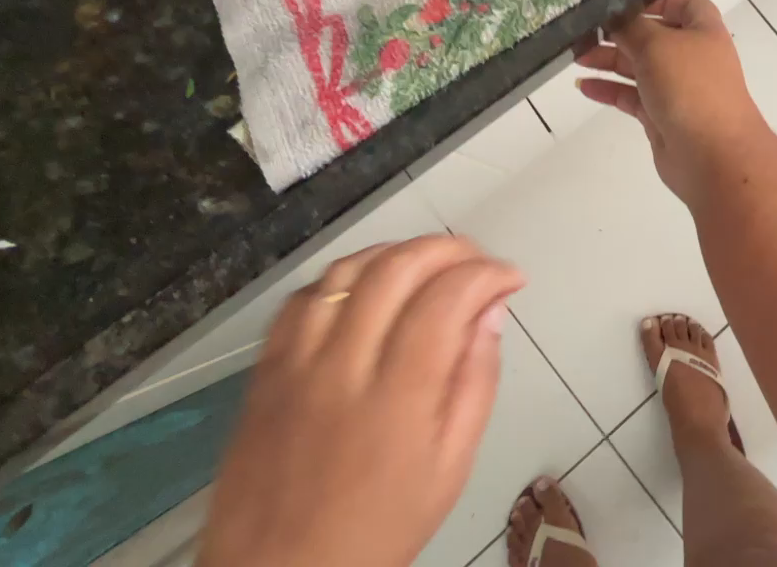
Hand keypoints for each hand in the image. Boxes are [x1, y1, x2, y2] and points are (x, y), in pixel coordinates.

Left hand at [197, 236, 523, 566]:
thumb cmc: (382, 527)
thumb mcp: (452, 465)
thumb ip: (476, 380)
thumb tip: (490, 311)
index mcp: (399, 396)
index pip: (448, 298)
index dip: (488, 273)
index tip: (511, 280)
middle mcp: (344, 367)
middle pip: (398, 268)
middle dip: (449, 248)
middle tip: (478, 262)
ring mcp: (296, 364)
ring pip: (348, 270)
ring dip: (398, 252)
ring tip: (429, 265)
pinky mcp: (265, 371)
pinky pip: (303, 298)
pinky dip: (344, 277)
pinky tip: (369, 287)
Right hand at [576, 0, 775, 205]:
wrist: (714, 156)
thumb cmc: (691, 88)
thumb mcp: (658, 45)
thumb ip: (631, 27)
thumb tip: (615, 15)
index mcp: (703, 30)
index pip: (682, 3)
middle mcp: (692, 56)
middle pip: (653, 35)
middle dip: (619, 31)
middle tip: (583, 29)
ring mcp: (677, 88)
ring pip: (639, 66)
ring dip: (609, 59)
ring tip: (575, 56)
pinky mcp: (662, 116)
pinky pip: (631, 96)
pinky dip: (609, 89)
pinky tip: (583, 86)